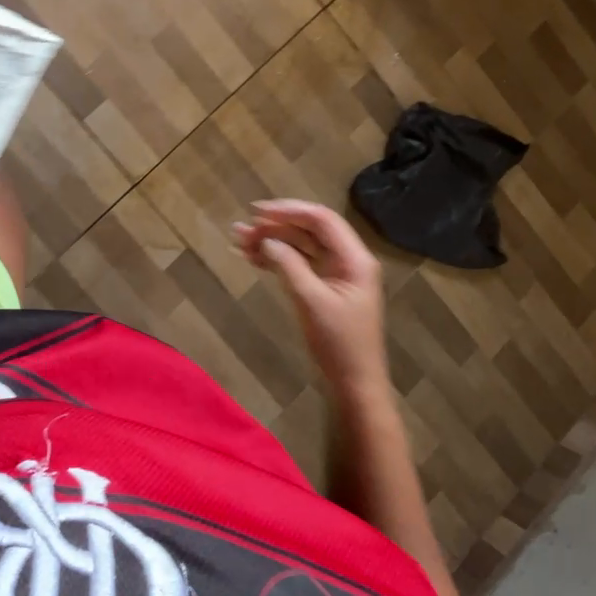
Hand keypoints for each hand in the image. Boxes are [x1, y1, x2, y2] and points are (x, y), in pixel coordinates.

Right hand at [234, 199, 389, 395]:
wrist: (356, 384)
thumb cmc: (339, 344)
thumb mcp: (312, 302)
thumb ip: (289, 266)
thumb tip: (267, 240)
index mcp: (354, 258)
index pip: (321, 219)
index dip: (288, 211)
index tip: (257, 211)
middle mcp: (348, 259)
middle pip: (309, 230)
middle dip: (275, 227)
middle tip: (241, 230)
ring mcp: (337, 274)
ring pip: (302, 247)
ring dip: (273, 242)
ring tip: (239, 241)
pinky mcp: (326, 288)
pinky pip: (300, 264)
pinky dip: (278, 260)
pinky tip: (253, 259)